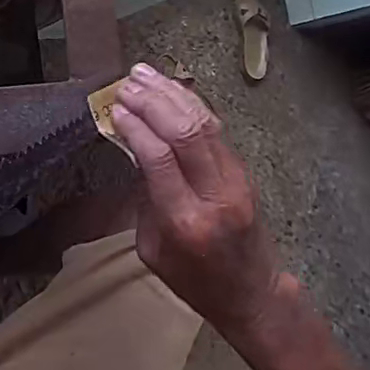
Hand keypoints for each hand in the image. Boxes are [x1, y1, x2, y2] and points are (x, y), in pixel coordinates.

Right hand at [110, 62, 285, 339]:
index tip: (114, 109)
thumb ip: (144, 199)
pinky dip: (189, 103)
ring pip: (204, 122)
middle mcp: (215, 194)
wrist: (254, 294)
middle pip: (185, 132)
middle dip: (152, 102)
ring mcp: (235, 180)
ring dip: (171, 93)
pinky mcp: (243, 170)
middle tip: (125, 85)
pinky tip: (170, 88)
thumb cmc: (195, 281)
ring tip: (143, 74)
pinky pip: (215, 127)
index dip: (135, 127)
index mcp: (185, 221)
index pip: (159, 158)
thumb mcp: (152, 250)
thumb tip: (135, 149)